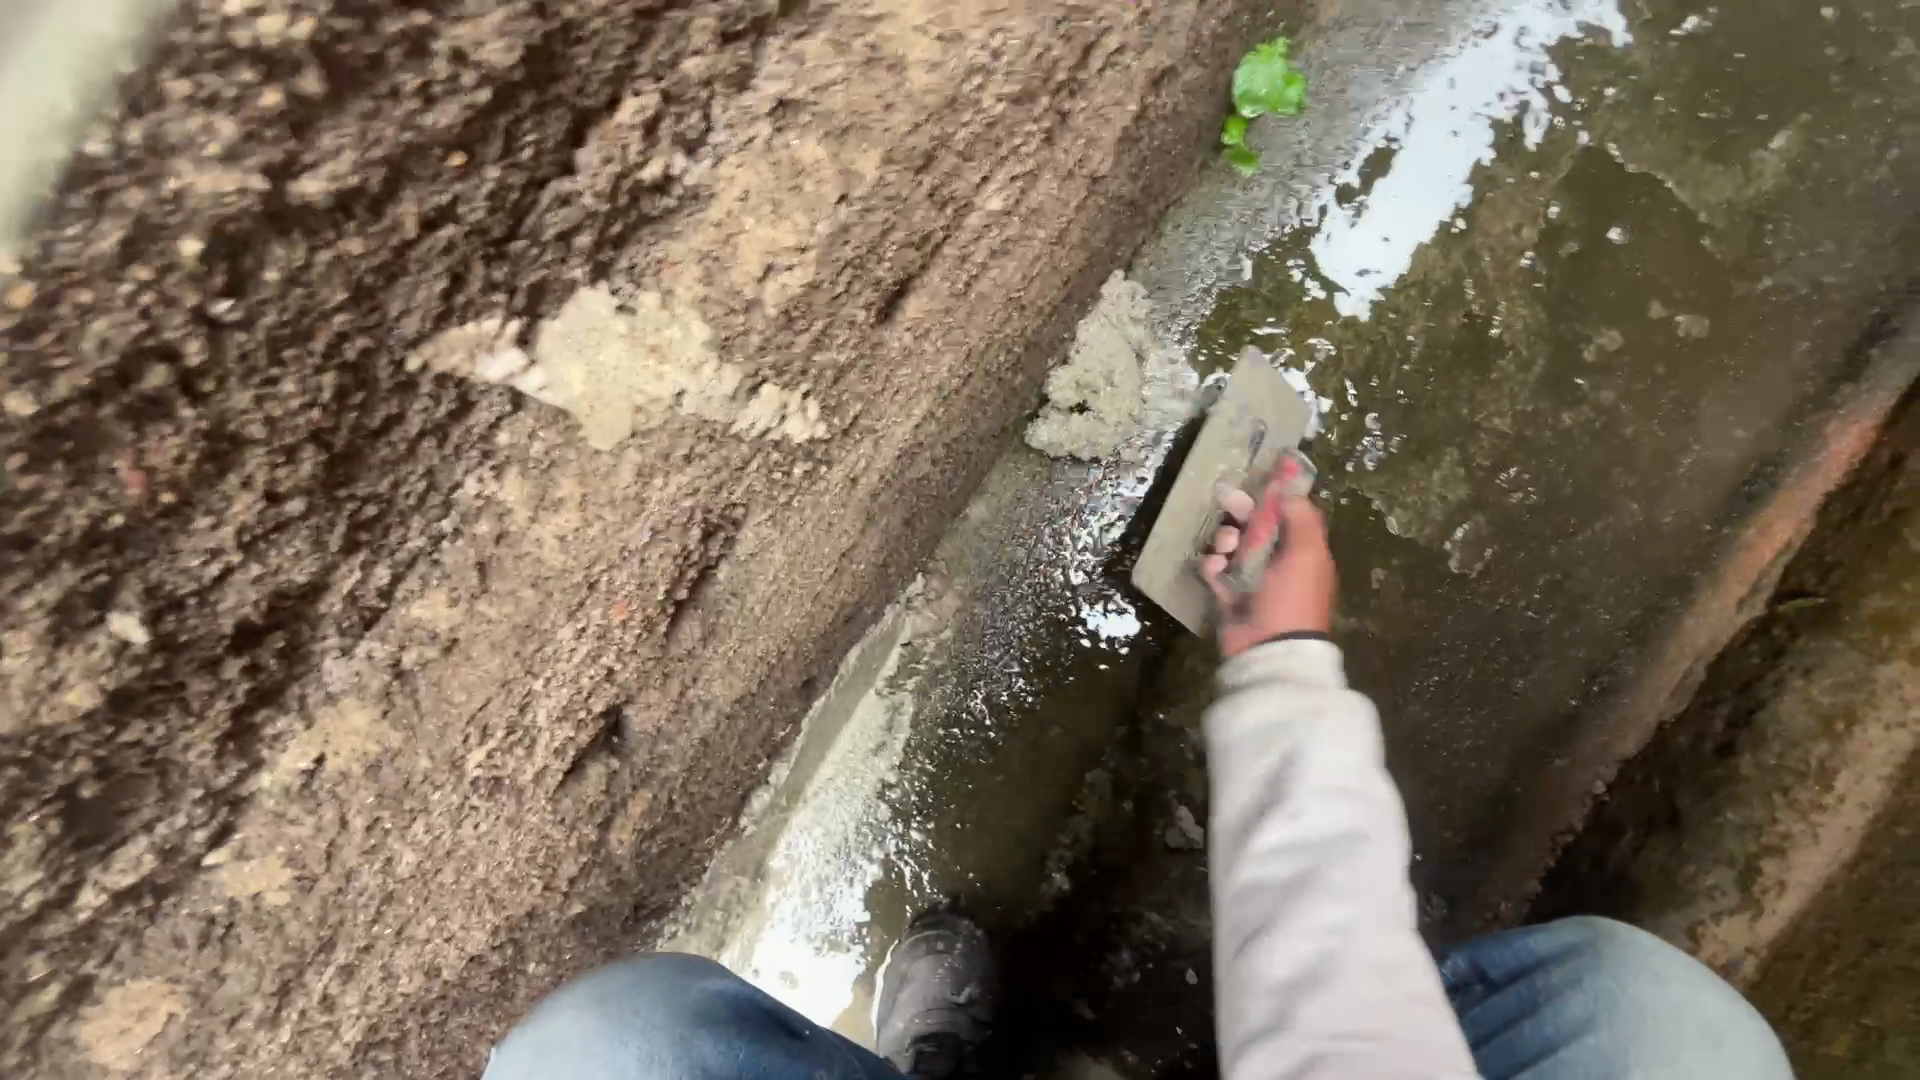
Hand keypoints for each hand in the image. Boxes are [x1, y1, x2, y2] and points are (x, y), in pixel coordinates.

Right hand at [1197, 460, 1335, 657]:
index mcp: (1301, 550)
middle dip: (1241, 512)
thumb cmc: (1292, 598)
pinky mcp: (1227, 593)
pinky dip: (1212, 565)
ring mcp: (1250, 577)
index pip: (1286, 514)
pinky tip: (1214, 568)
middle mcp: (1277, 561)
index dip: (1272, 497)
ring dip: (1225, 539)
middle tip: (1225, 500)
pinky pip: (1214, 569)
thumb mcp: (1306, 555)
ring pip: (1232, 545)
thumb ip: (1301, 519)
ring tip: (1225, 549)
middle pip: (1255, 526)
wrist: (1269, 647)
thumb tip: (1292, 490)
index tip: (1257, 481)